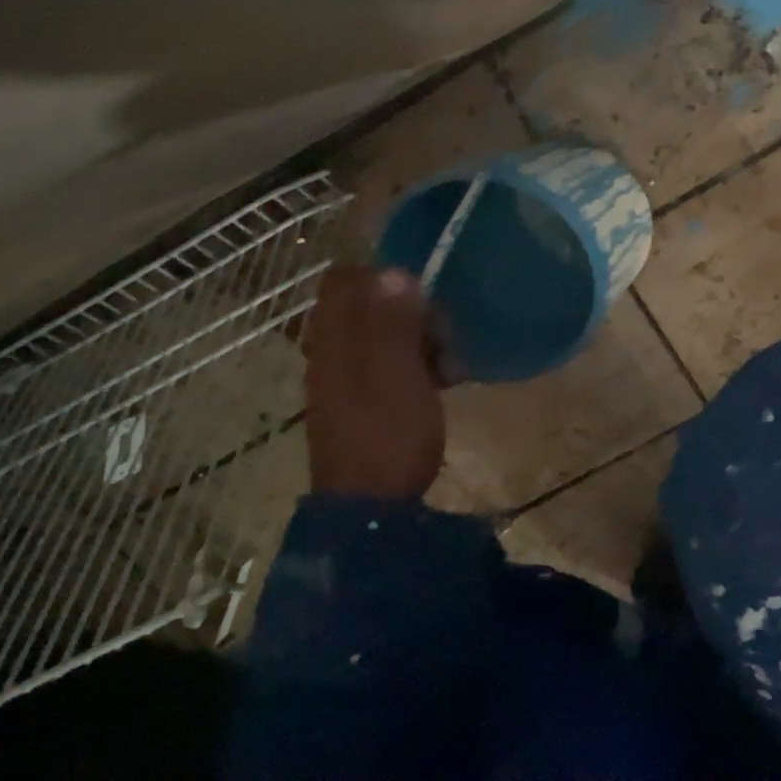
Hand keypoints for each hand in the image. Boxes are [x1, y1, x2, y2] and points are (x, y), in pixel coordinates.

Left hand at [303, 266, 444, 499]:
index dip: (382, 275)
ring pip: (379, 335)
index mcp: (335, 340)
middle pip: (364, 305)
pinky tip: (442, 380)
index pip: (344, 281)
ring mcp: (344, 381)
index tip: (424, 290)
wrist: (370, 508)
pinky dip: (414, 362)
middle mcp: (331, 353)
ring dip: (416, 336)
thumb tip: (393, 272)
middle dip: (407, 306)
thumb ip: (395, 324)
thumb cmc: (388, 435)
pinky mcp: (361, 404)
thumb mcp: (399, 373)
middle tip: (444, 328)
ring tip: (450, 357)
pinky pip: (386, 364)